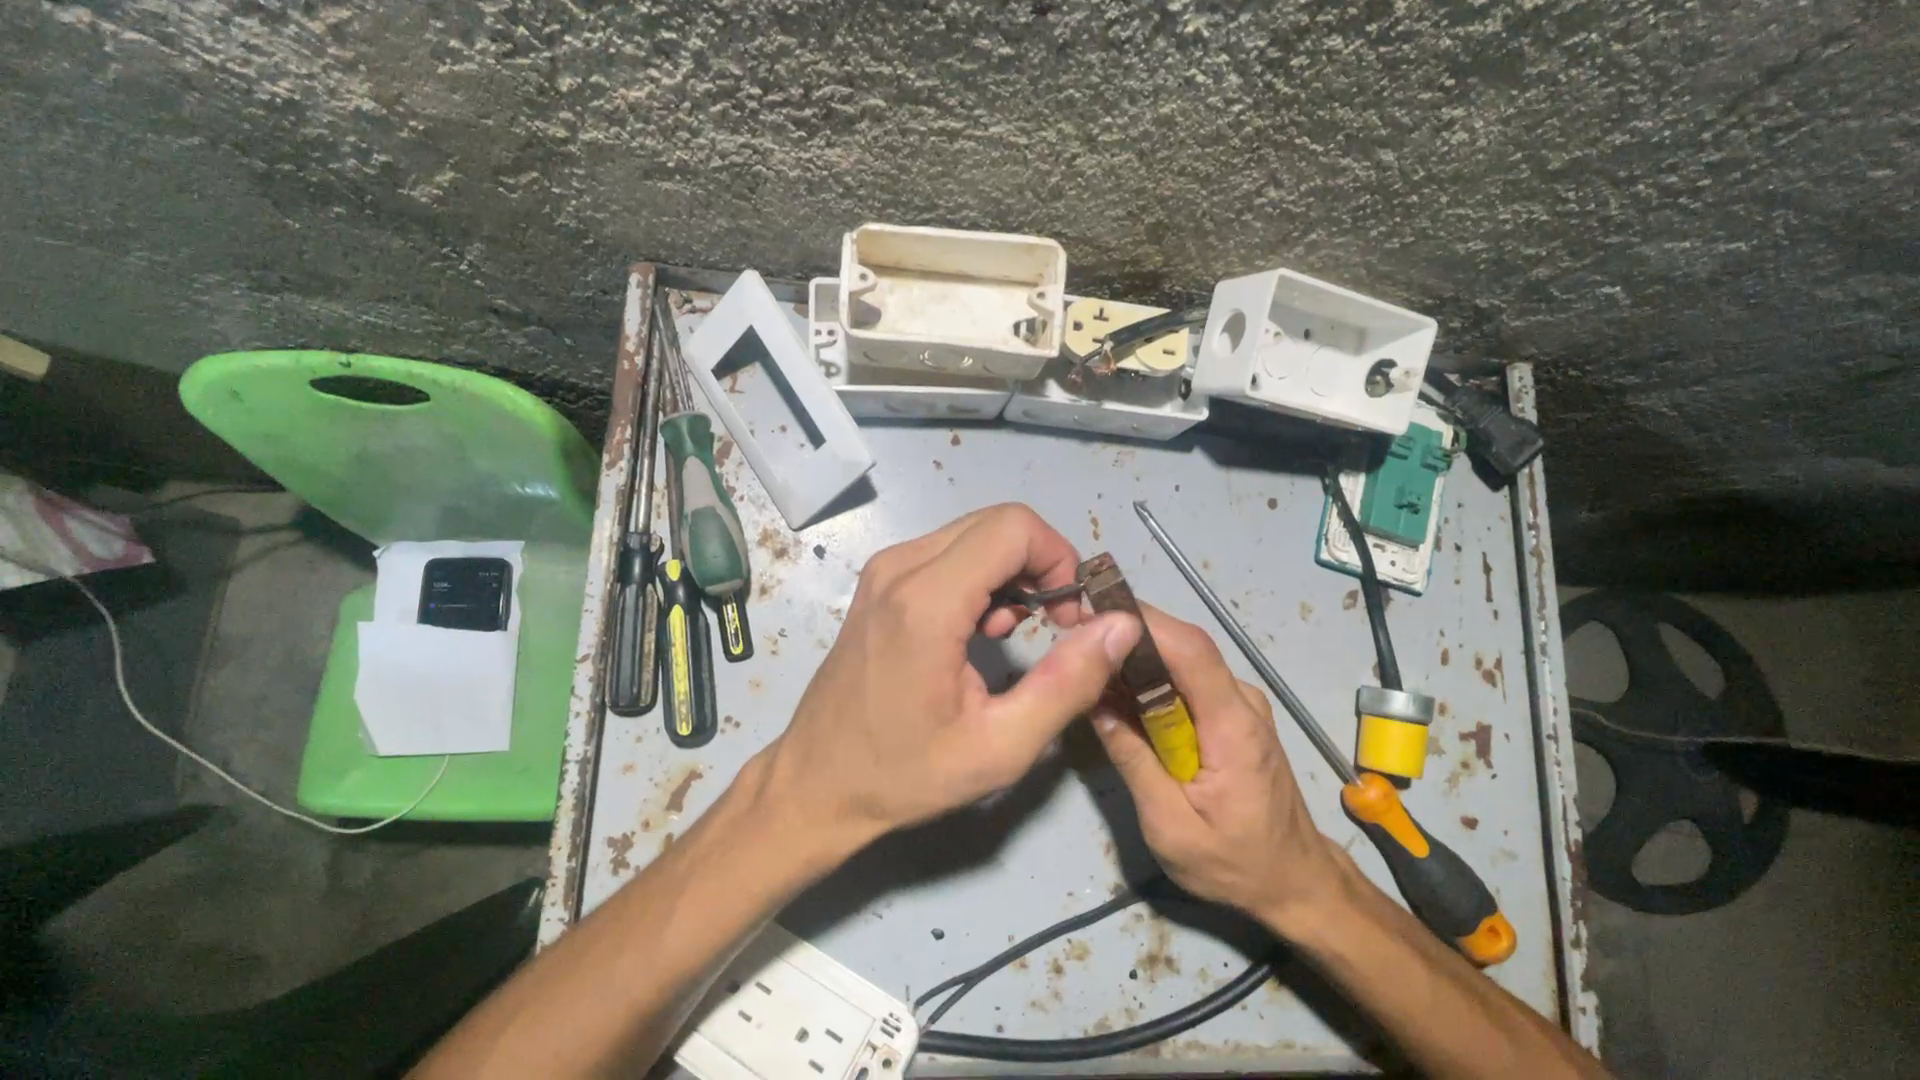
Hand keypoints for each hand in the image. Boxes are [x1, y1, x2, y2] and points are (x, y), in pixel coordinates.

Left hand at [763, 504, 1141, 844]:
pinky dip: (981, 578)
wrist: (816, 783)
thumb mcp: (1000, 746)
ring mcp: (883, 571)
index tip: (1071, 616)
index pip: (1014, 527)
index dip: (1059, 558)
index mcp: (927, 601)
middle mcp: (900, 568)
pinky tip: (982, 632)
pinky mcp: (879, 583)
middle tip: (1057, 625)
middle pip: (996, 524)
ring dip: (1012, 573)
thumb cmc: (904, 773)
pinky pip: (947, 553)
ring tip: (1017, 634)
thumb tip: (1121, 625)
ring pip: (973, 535)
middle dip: (1041, 564)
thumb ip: (1068, 682)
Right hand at [1091, 605, 1344, 931]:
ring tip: (1087, 664)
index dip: (1143, 623)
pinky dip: (1151, 680)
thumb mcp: (1171, 826)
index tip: (1091, 614)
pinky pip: (1188, 682)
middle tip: (1073, 640)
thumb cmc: (1235, 863)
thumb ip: (1134, 761)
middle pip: (1184, 647)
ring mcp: (1240, 705)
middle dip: (1128, 636)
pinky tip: (1118, 692)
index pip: (1190, 650)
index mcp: (1232, 725)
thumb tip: (1095, 705)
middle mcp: (1242, 701)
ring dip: (1136, 657)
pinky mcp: (1232, 715)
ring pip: (1183, 661)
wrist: (1295, 882)